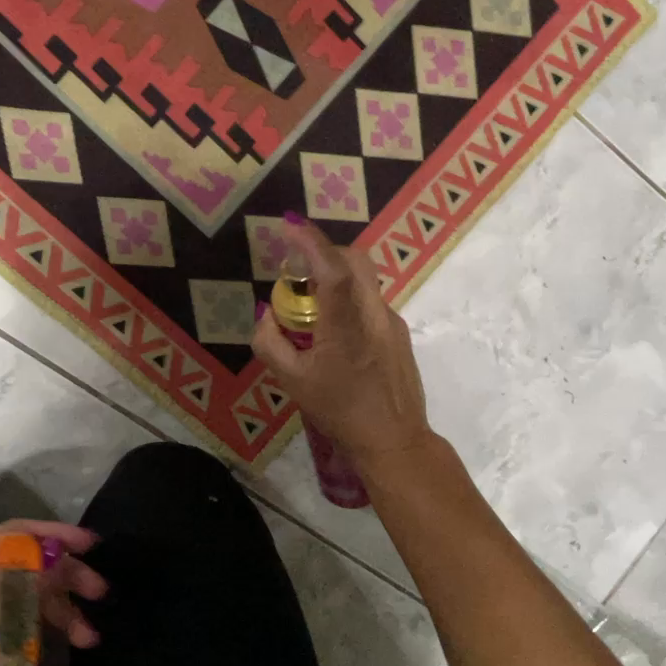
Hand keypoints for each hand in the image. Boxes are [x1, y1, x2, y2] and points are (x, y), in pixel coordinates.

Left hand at [0, 520, 105, 665]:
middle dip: (67, 575)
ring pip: (40, 596)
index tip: (90, 544)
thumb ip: (20, 584)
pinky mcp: (3, 640)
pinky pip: (37, 625)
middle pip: (33, 565)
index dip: (53, 535)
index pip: (16, 536)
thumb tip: (59, 557)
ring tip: (89, 636)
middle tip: (99, 590)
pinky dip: (57, 631)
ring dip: (66, 611)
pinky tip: (75, 643)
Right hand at [250, 219, 438, 471]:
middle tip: (298, 268)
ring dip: (336, 278)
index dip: (311, 242)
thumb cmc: (339, 411)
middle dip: (326, 252)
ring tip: (311, 309)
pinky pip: (369, 302)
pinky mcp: (399, 334)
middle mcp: (373, 314)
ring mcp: (391, 322)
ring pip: (364, 280)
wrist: (393, 440)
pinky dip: (347, 301)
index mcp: (345, 325)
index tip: (289, 225)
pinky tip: (334, 335)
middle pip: (355, 260)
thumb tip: (267, 317)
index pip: (332, 269)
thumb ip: (270, 343)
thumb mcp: (292, 382)